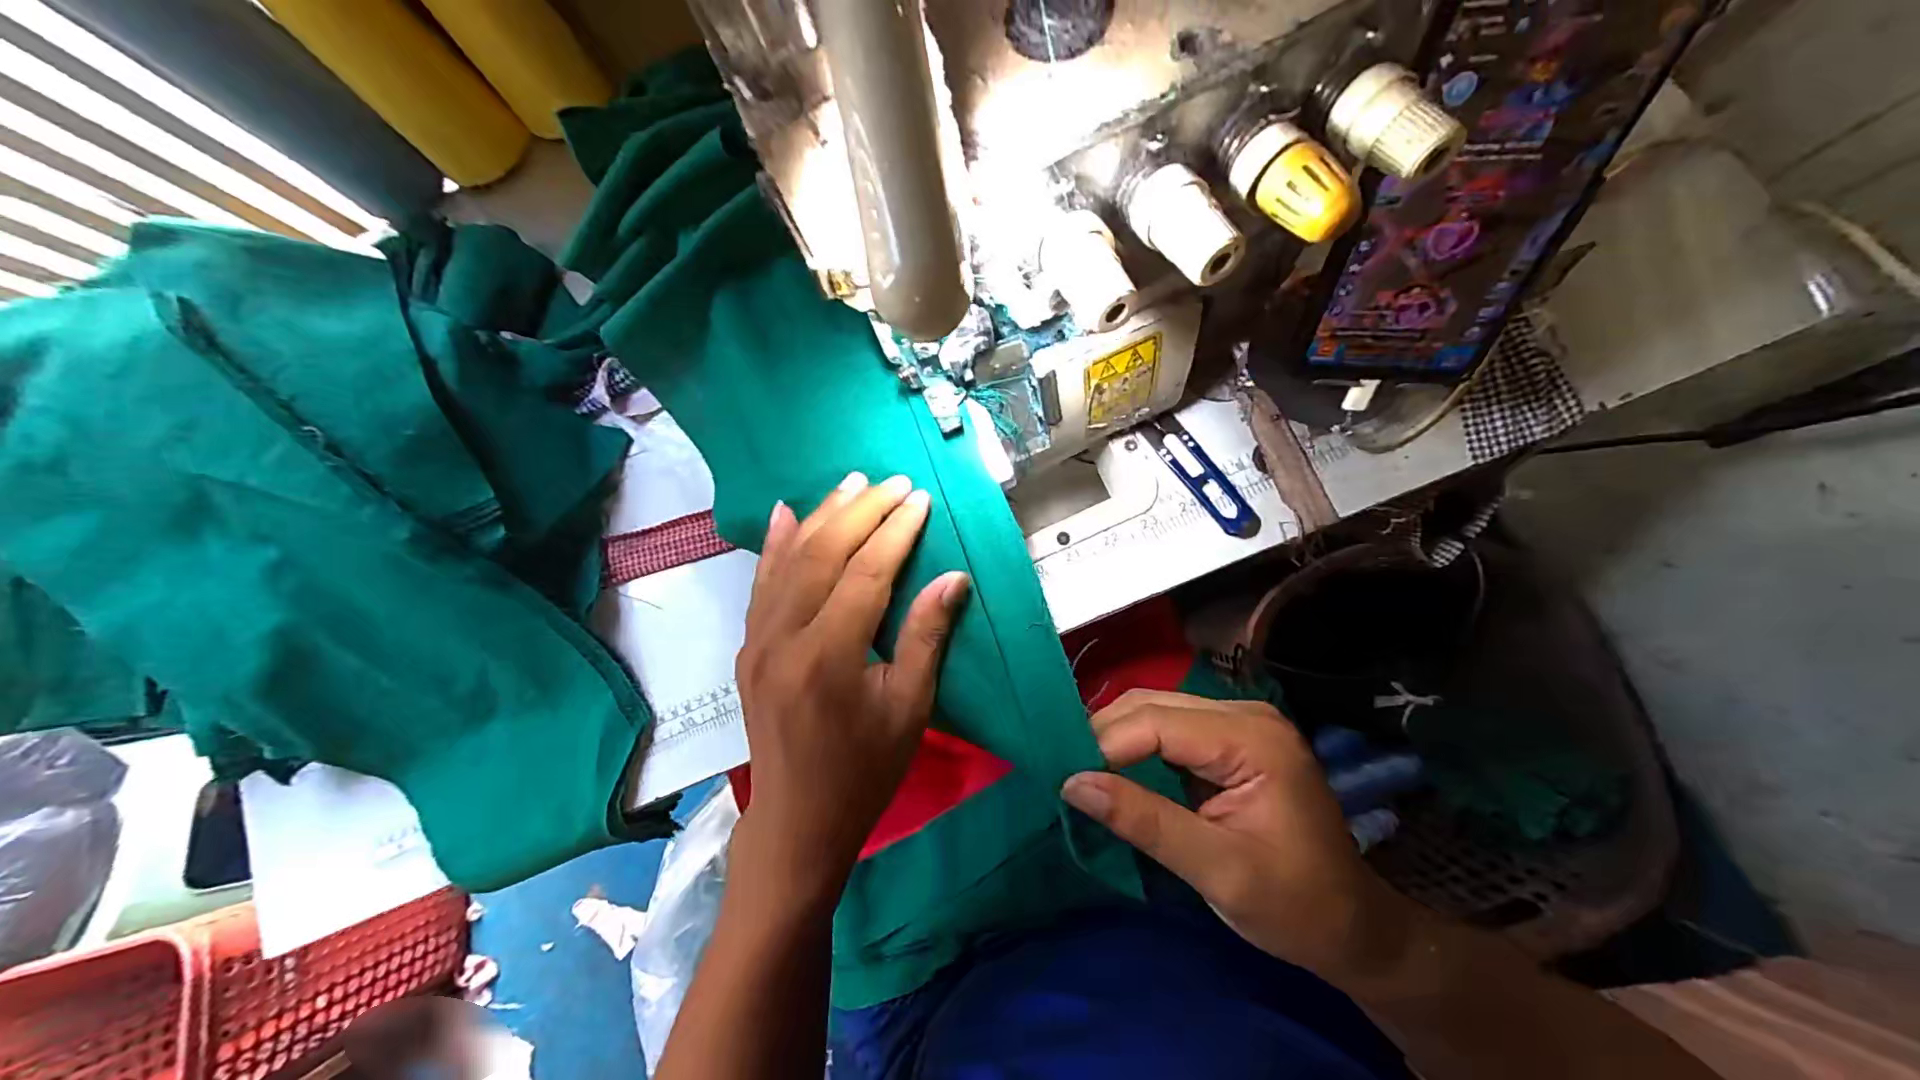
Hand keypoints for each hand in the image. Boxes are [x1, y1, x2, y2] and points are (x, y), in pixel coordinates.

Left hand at [731, 472, 969, 903]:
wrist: (798, 819)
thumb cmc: (865, 771)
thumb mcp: (909, 709)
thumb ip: (926, 637)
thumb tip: (953, 577)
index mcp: (828, 657)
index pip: (865, 574)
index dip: (895, 532)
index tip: (919, 499)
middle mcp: (784, 639)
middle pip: (823, 556)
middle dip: (860, 512)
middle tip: (892, 481)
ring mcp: (757, 642)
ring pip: (788, 562)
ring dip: (821, 517)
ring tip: (851, 483)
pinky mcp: (748, 649)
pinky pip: (761, 585)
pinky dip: (776, 546)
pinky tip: (786, 514)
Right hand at [1061, 690, 1417, 986]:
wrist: (1352, 926)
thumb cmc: (1295, 906)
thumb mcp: (1217, 870)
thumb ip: (1145, 821)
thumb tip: (1072, 784)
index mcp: (1252, 739)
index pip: (1156, 722)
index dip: (1104, 745)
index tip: (1062, 780)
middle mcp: (1246, 714)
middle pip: (1151, 705)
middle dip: (1101, 736)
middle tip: (1062, 774)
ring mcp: (1240, 722)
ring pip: (1153, 710)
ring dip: (1113, 738)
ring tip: (1079, 772)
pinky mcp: (1230, 738)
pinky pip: (1167, 727)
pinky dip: (1133, 746)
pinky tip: (1110, 769)